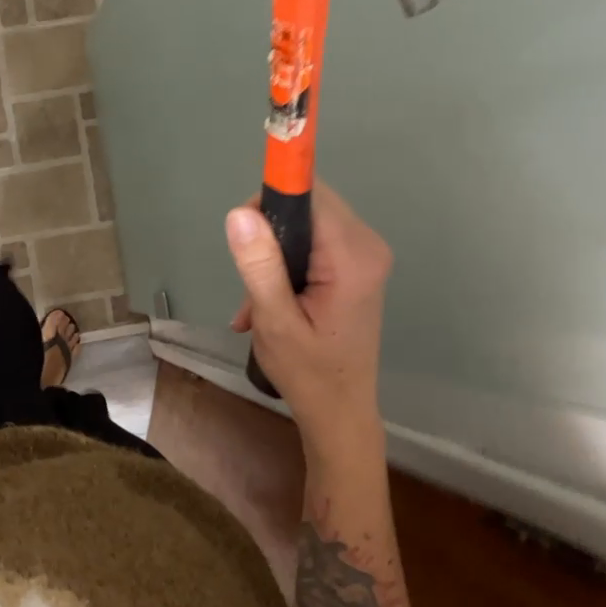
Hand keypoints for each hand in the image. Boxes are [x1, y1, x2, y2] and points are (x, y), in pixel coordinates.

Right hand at [225, 182, 391, 429]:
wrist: (340, 410)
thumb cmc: (308, 372)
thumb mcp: (275, 321)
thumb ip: (260, 266)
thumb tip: (239, 212)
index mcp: (352, 257)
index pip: (309, 195)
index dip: (271, 204)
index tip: (246, 239)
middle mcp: (366, 246)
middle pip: (309, 206)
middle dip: (269, 234)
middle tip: (251, 282)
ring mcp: (365, 256)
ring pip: (307, 224)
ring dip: (274, 254)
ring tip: (259, 302)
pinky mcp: (357, 266)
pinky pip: (314, 243)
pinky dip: (286, 264)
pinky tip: (272, 301)